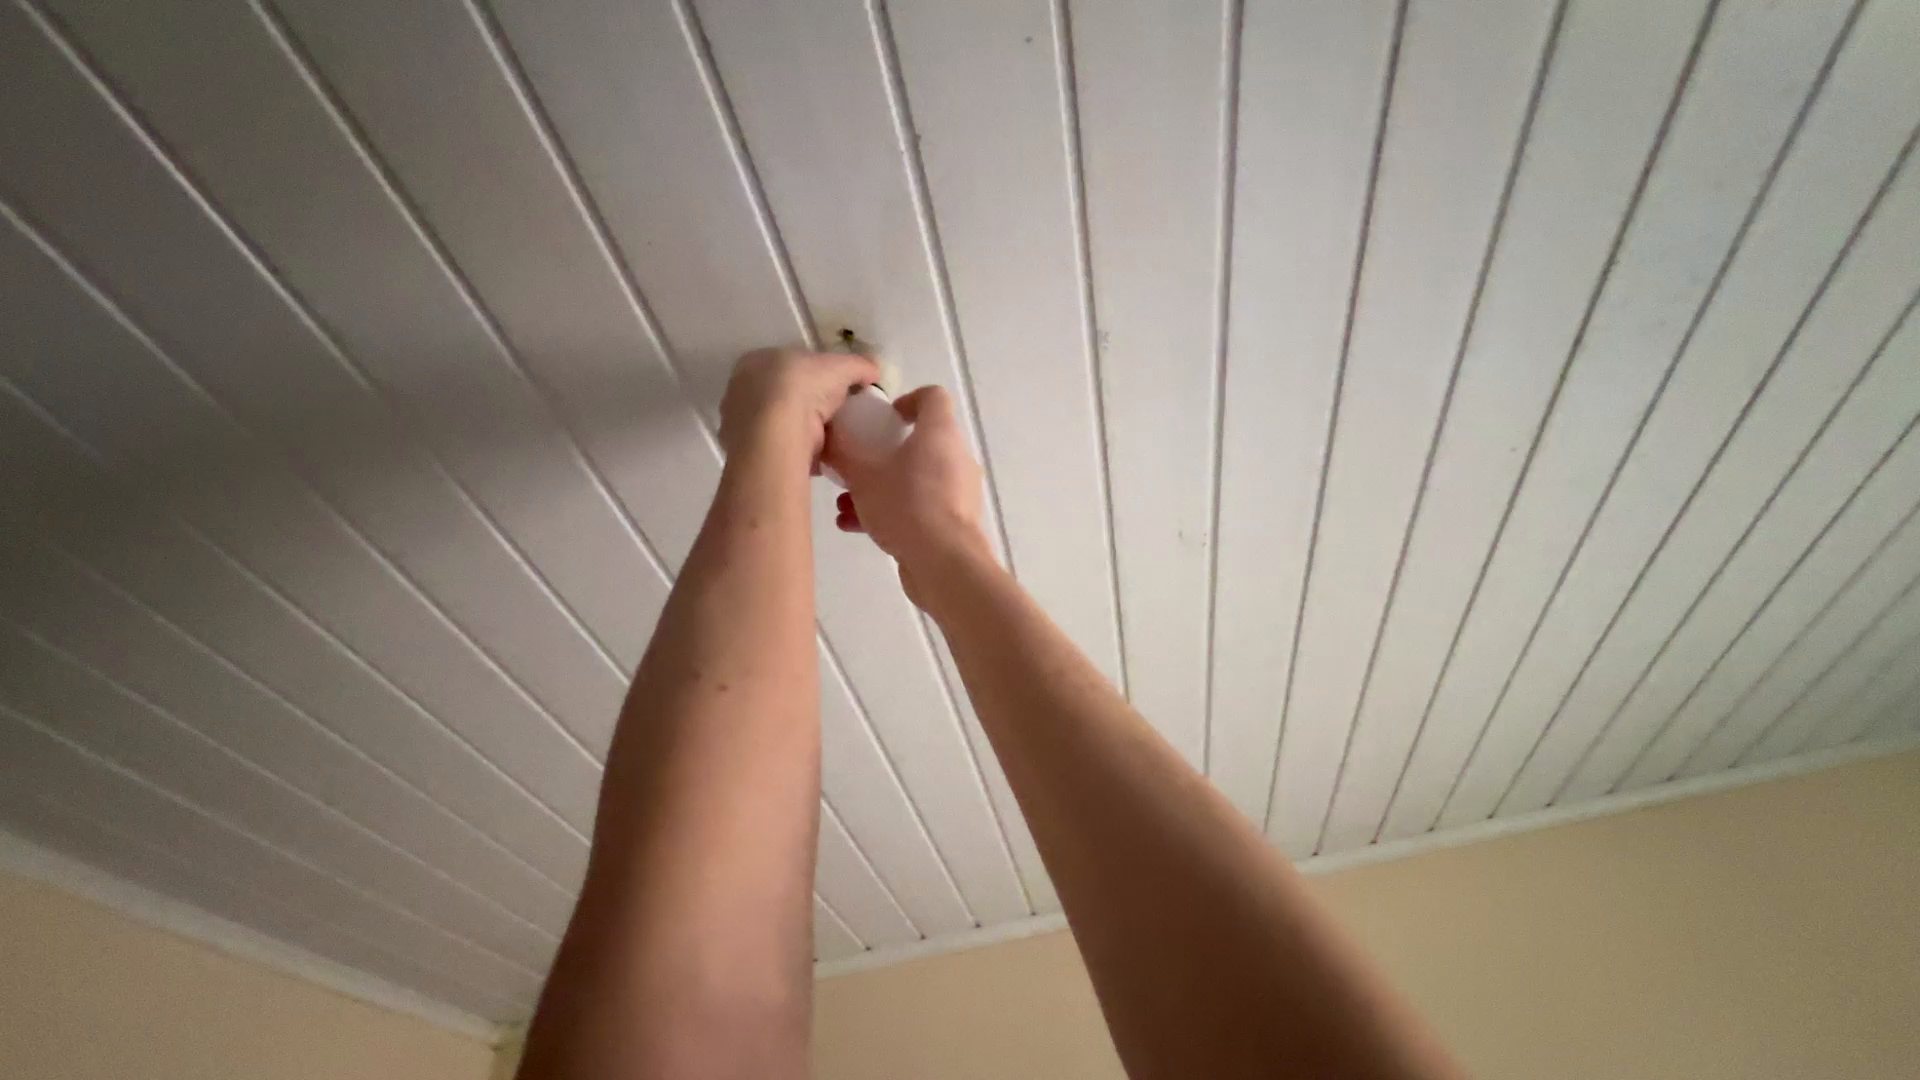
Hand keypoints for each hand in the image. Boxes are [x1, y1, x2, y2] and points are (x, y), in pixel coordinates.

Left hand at [718, 348, 879, 466]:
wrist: (777, 431)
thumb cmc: (803, 385)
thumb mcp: (841, 366)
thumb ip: (859, 366)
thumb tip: (876, 371)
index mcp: (757, 361)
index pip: (788, 365)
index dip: (813, 376)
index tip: (835, 390)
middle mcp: (742, 390)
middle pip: (784, 396)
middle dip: (807, 406)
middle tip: (835, 418)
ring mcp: (741, 423)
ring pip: (780, 425)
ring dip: (802, 432)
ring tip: (829, 441)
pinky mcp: (748, 453)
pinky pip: (779, 450)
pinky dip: (798, 454)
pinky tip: (817, 459)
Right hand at [830, 385, 991, 595]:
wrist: (945, 563)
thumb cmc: (906, 506)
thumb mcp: (863, 477)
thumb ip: (843, 454)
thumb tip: (829, 437)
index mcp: (940, 433)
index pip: (932, 397)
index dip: (908, 400)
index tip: (884, 417)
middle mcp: (956, 458)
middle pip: (921, 442)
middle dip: (883, 455)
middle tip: (857, 465)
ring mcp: (959, 492)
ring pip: (917, 479)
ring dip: (880, 487)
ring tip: (845, 505)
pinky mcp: (956, 521)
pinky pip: (921, 506)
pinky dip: (893, 510)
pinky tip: (855, 526)